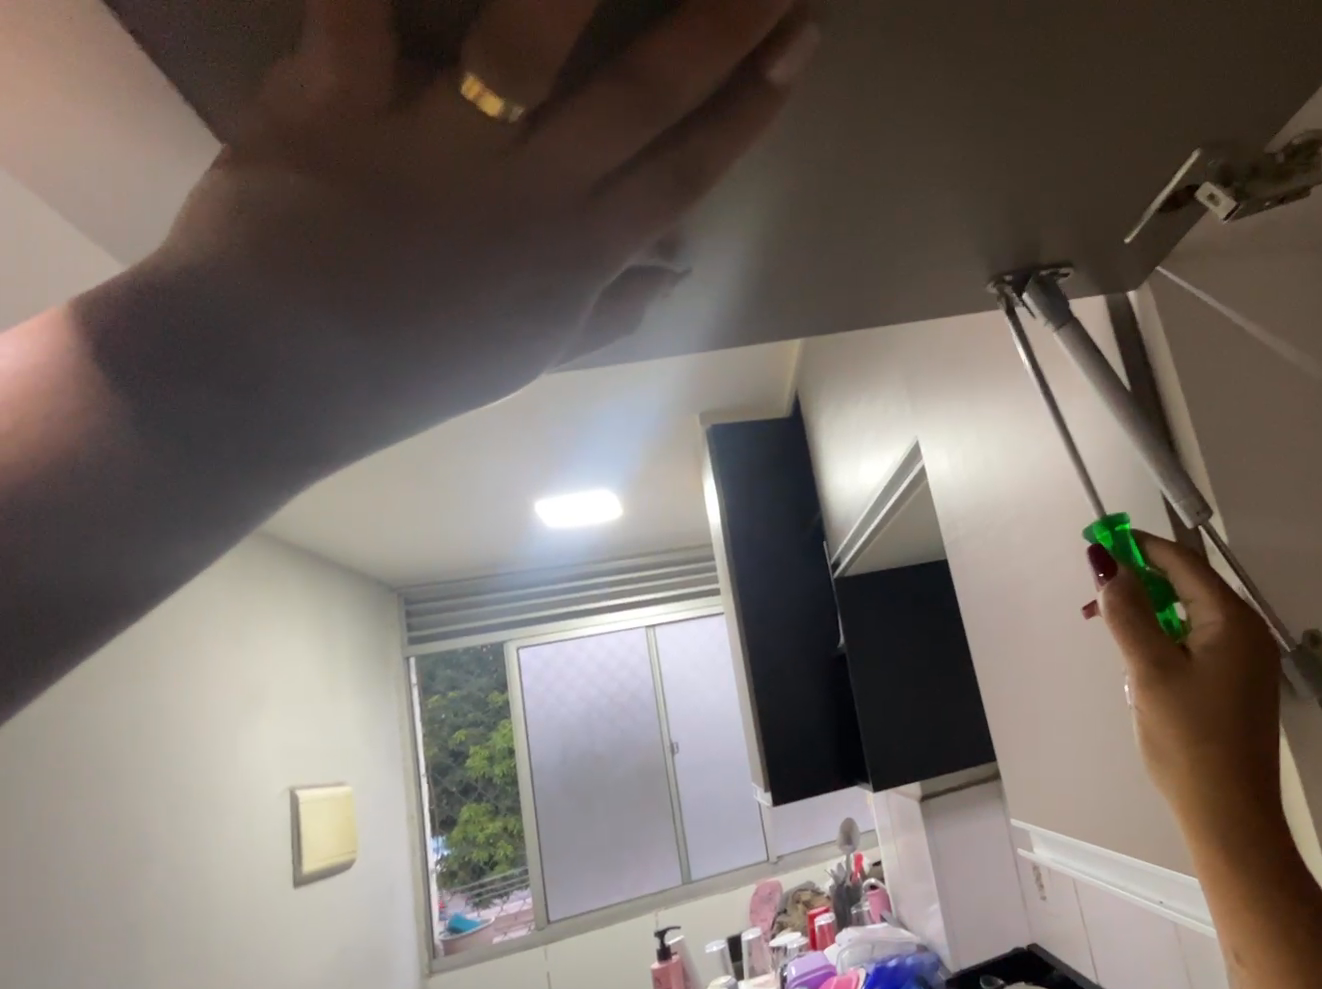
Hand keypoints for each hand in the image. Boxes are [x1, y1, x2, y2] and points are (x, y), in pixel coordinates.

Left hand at [88, 0, 817, 476]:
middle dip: (718, 22)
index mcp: (586, 251)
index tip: (799, 43)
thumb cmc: (426, 367)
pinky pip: (356, 18)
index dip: (750, 103)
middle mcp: (536, 195)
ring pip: (519, 44)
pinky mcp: (337, 112)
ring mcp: (441, 151)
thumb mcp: (542, 348)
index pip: (690, 166)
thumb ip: (616, 306)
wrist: (284, 380)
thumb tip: (677, 267)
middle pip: (642, 97)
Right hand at [1089, 534, 1283, 817]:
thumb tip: (1106, 564)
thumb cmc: (1188, 740)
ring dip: (1149, 616)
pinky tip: (1142, 666)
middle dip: (1140, 585)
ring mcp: (1246, 661)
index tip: (1099, 543)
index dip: (1140, 547)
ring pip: (1189, 618)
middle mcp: (1247, 632)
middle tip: (1094, 601)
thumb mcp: (1149, 671)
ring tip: (1112, 634)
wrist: (1230, 817)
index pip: (1182, 563)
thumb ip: (1127, 613)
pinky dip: (1165, 642)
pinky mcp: (1238, 686)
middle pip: (1188, 588)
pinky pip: (1197, 645)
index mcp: (1232, 620)